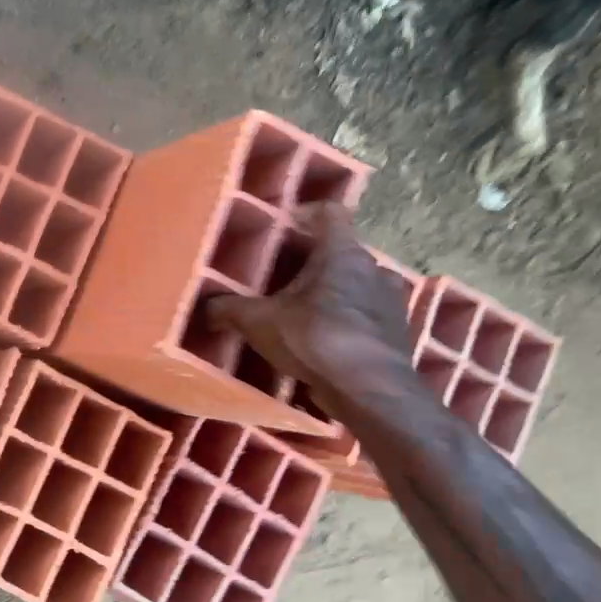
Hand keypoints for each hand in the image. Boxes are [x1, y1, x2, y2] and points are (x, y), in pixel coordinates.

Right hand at [206, 204, 414, 396]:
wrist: (369, 389)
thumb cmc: (314, 339)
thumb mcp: (257, 322)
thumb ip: (227, 309)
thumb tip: (205, 308)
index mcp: (341, 254)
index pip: (330, 213)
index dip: (305, 212)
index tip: (282, 223)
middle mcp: (373, 268)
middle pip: (338, 250)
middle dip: (309, 260)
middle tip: (277, 276)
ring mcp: (390, 299)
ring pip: (354, 282)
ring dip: (328, 289)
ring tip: (297, 309)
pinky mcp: (395, 329)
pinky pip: (363, 311)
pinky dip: (341, 316)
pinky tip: (318, 338)